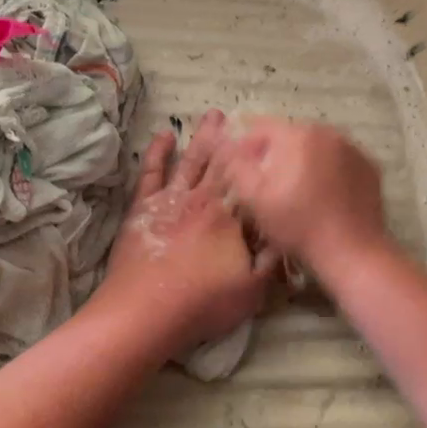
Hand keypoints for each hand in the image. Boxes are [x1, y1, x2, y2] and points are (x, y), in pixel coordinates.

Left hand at [93, 110, 271, 351]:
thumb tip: (283, 233)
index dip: (258, 159)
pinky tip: (164, 136)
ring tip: (212, 115)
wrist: (145, 312)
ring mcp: (170, 201)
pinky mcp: (142, 208)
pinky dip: (158, 152)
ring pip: (191, 161)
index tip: (267, 137)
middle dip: (232, 139)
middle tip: (240, 115)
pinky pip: (152, 172)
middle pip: (221, 163)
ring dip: (202, 137)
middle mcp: (203, 200)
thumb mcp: (253, 289)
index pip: (249, 181)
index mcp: (231, 216)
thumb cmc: (203, 303)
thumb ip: (271, 259)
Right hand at [211, 118, 388, 269]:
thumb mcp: (255, 199)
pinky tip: (323, 196)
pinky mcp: (370, 167)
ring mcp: (353, 148)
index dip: (244, 146)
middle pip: (290, 135)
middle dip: (274, 153)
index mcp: (298, 134)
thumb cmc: (298, 225)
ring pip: (316, 147)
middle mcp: (328, 131)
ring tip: (295, 192)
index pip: (260, 127)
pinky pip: (339, 160)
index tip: (240, 170)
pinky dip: (327, 170)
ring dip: (301, 161)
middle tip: (266, 184)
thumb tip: (223, 141)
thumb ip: (236, 164)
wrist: (352, 251)